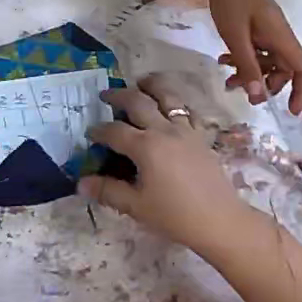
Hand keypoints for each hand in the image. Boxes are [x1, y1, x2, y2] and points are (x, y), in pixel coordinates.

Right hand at [79, 75, 260, 254]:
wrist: (220, 220)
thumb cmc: (175, 215)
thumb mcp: (136, 206)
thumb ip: (108, 191)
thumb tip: (81, 184)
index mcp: (145, 146)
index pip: (115, 131)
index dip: (99, 130)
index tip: (90, 132)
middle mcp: (164, 130)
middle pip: (139, 102)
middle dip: (119, 95)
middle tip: (106, 94)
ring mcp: (186, 130)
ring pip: (168, 97)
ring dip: (152, 85)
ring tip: (141, 81)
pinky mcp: (201, 136)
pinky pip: (187, 111)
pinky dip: (176, 103)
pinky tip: (172, 106)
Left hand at [209, 0, 301, 112]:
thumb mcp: (235, 35)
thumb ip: (247, 65)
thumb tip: (260, 96)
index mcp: (281, 37)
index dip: (301, 92)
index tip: (289, 111)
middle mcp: (279, 35)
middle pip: (284, 69)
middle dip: (266, 84)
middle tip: (241, 91)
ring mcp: (268, 28)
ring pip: (267, 60)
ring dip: (251, 72)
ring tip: (228, 79)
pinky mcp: (256, 24)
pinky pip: (257, 48)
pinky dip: (244, 57)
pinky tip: (224, 58)